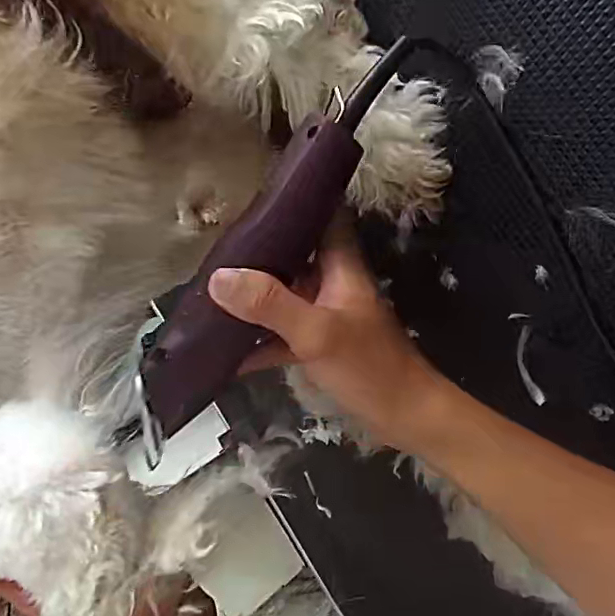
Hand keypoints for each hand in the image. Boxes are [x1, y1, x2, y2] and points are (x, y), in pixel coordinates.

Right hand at [207, 225, 450, 451]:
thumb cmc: (369, 367)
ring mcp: (327, 316)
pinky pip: (284, 336)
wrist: (406, 416)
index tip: (253, 199)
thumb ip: (270, 303)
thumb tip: (218, 277)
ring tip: (208, 295)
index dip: (295, 204)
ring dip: (254, 300)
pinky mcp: (322, 347)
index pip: (324, 216)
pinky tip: (226, 352)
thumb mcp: (316, 332)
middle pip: (294, 257)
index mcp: (341, 267)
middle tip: (213, 252)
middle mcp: (334, 284)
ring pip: (285, 298)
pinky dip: (260, 341)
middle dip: (258, 255)